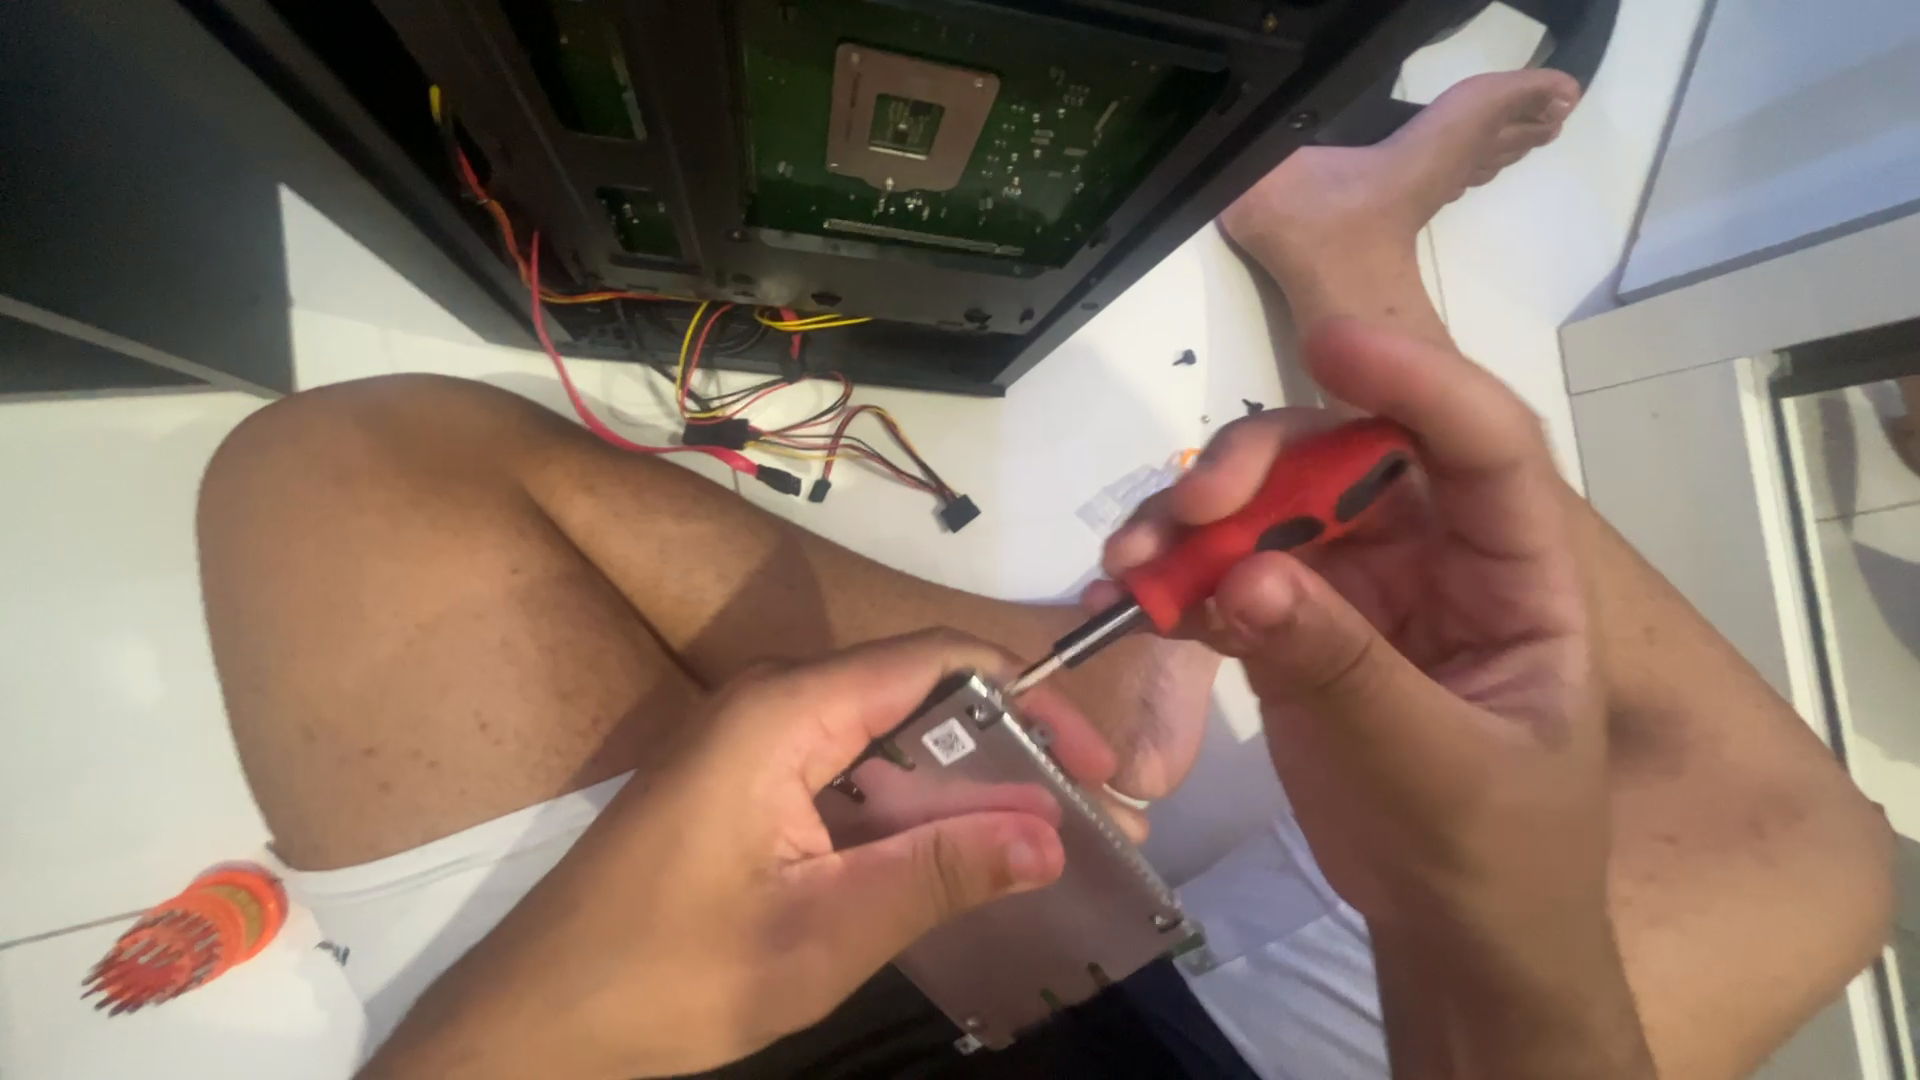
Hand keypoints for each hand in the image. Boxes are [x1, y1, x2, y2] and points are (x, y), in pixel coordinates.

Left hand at [359, 631, 1127, 1079]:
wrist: (533, 1022)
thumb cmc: (665, 975)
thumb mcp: (818, 935)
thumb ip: (936, 874)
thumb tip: (1050, 838)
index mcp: (788, 708)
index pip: (935, 660)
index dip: (1024, 697)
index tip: (1087, 761)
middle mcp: (780, 697)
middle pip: (920, 693)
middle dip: (1007, 747)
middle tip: (1079, 812)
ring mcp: (764, 734)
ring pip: (893, 734)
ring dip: (965, 782)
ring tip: (1036, 838)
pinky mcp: (757, 773)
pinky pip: (857, 767)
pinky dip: (915, 803)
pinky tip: (955, 850)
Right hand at [1097, 320, 1652, 1075]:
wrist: (1439, 918)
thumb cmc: (1487, 849)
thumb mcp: (1437, 766)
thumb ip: (1344, 669)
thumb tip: (1246, 578)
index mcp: (1508, 572)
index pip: (1478, 446)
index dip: (1414, 381)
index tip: (1328, 341)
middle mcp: (1422, 555)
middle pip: (1336, 462)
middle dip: (1256, 470)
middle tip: (1190, 510)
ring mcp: (1343, 586)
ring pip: (1259, 512)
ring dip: (1188, 525)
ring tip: (1129, 565)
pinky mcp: (1281, 622)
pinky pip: (1217, 577)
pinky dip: (1168, 583)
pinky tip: (1123, 604)